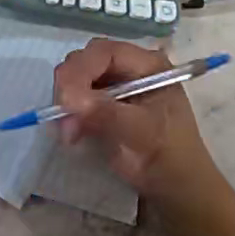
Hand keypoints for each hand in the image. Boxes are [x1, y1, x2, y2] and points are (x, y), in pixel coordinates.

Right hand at [53, 39, 226, 207]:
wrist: (170, 182)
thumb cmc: (167, 152)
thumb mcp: (143, 131)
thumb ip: (108, 113)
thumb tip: (71, 101)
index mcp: (146, 65)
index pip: (105, 53)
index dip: (82, 69)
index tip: (67, 98)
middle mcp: (125, 68)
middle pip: (84, 61)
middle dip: (70, 86)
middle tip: (64, 115)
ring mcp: (109, 84)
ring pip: (72, 79)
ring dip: (65, 104)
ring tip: (69, 133)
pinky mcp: (96, 102)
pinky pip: (71, 99)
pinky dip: (65, 115)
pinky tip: (70, 135)